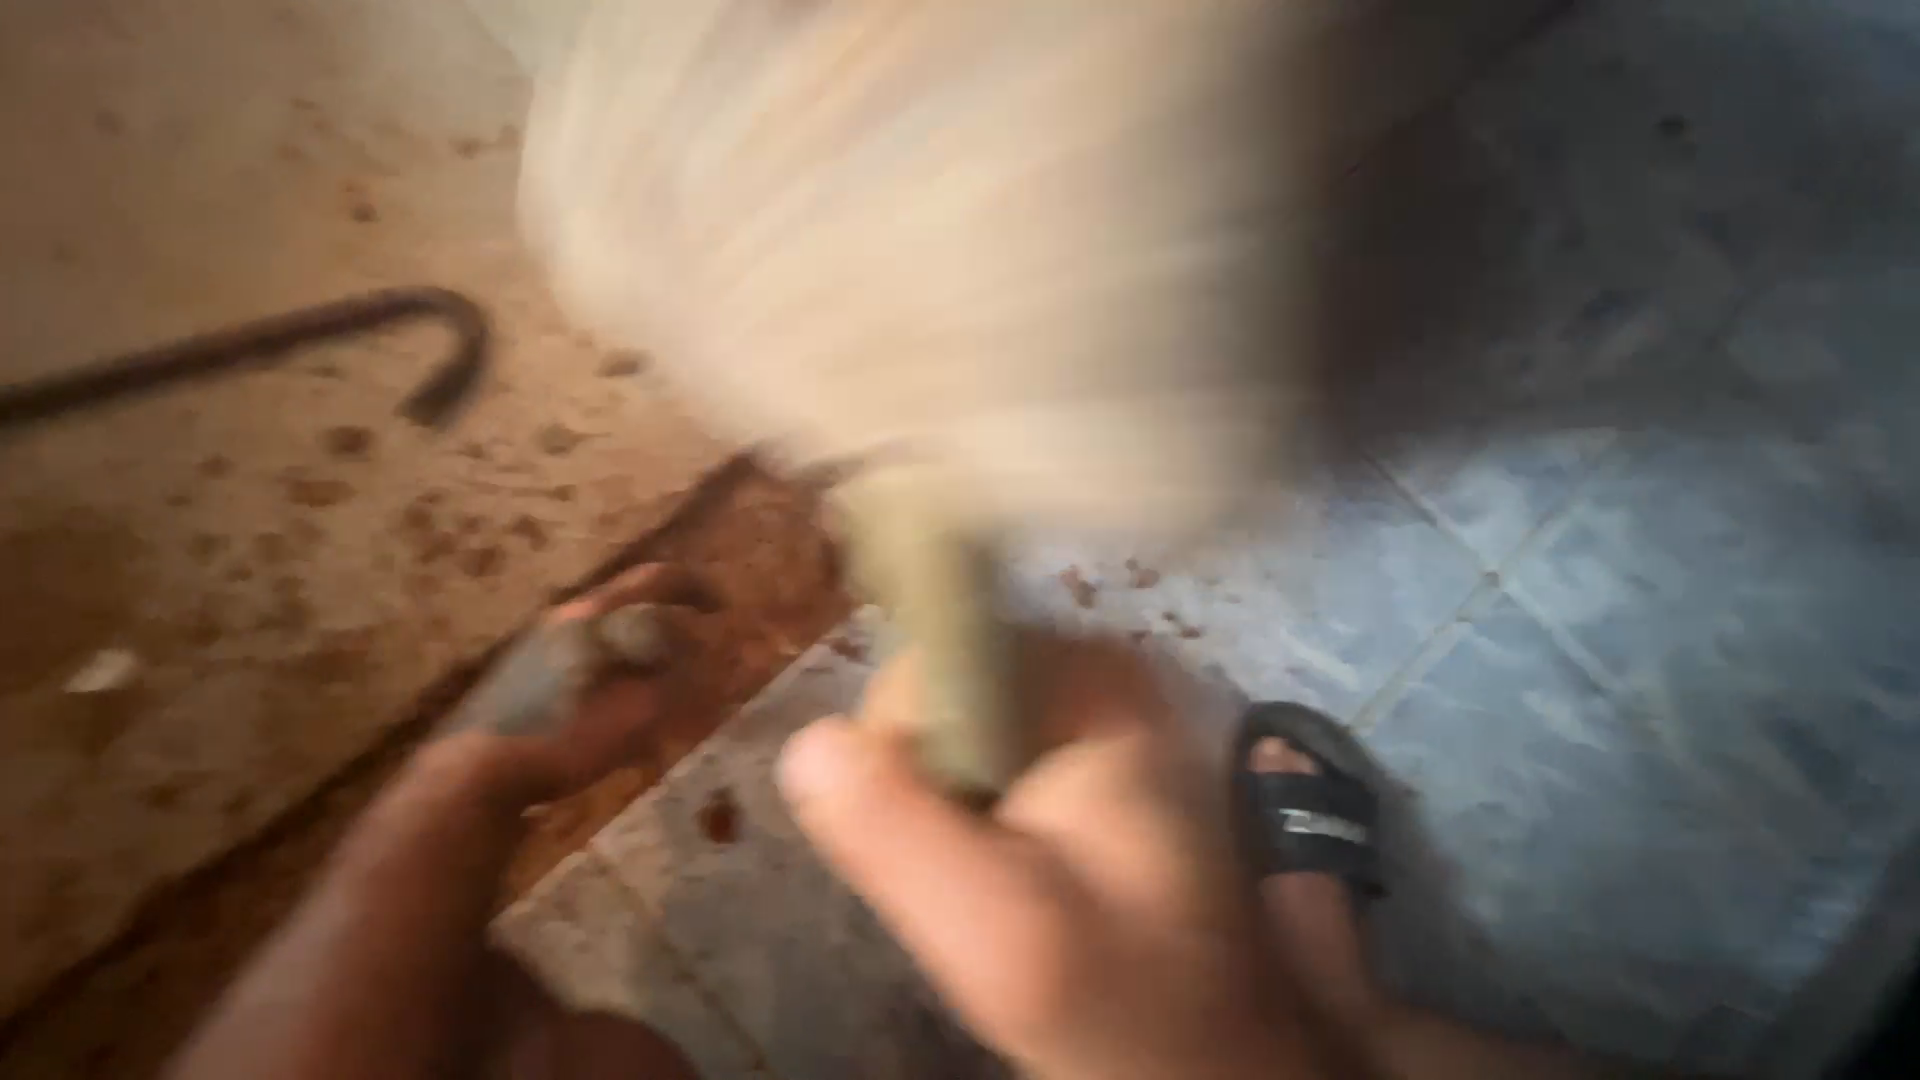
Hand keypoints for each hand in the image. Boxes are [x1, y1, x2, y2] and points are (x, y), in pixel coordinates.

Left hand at [444, 563, 704, 800]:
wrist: (474, 775)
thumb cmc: (567, 734)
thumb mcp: (641, 707)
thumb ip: (681, 672)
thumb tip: (710, 645)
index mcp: (596, 615)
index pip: (656, 579)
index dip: (697, 587)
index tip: (723, 608)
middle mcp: (565, 619)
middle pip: (629, 603)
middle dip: (670, 619)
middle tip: (698, 645)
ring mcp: (538, 647)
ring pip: (607, 632)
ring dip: (643, 645)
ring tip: (664, 680)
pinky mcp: (522, 678)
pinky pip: (586, 657)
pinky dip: (617, 667)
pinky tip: (621, 704)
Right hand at [777, 635, 1322, 1079]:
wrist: (1203, 1044)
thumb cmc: (1124, 995)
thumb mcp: (1006, 933)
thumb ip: (903, 837)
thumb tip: (809, 743)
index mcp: (1090, 675)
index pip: (933, 664)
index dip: (896, 750)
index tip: (923, 838)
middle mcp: (1090, 668)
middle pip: (938, 692)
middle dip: (919, 784)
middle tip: (961, 872)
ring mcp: (1083, 705)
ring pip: (948, 727)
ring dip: (935, 805)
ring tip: (982, 878)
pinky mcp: (1072, 746)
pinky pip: (973, 753)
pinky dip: (960, 811)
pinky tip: (997, 867)